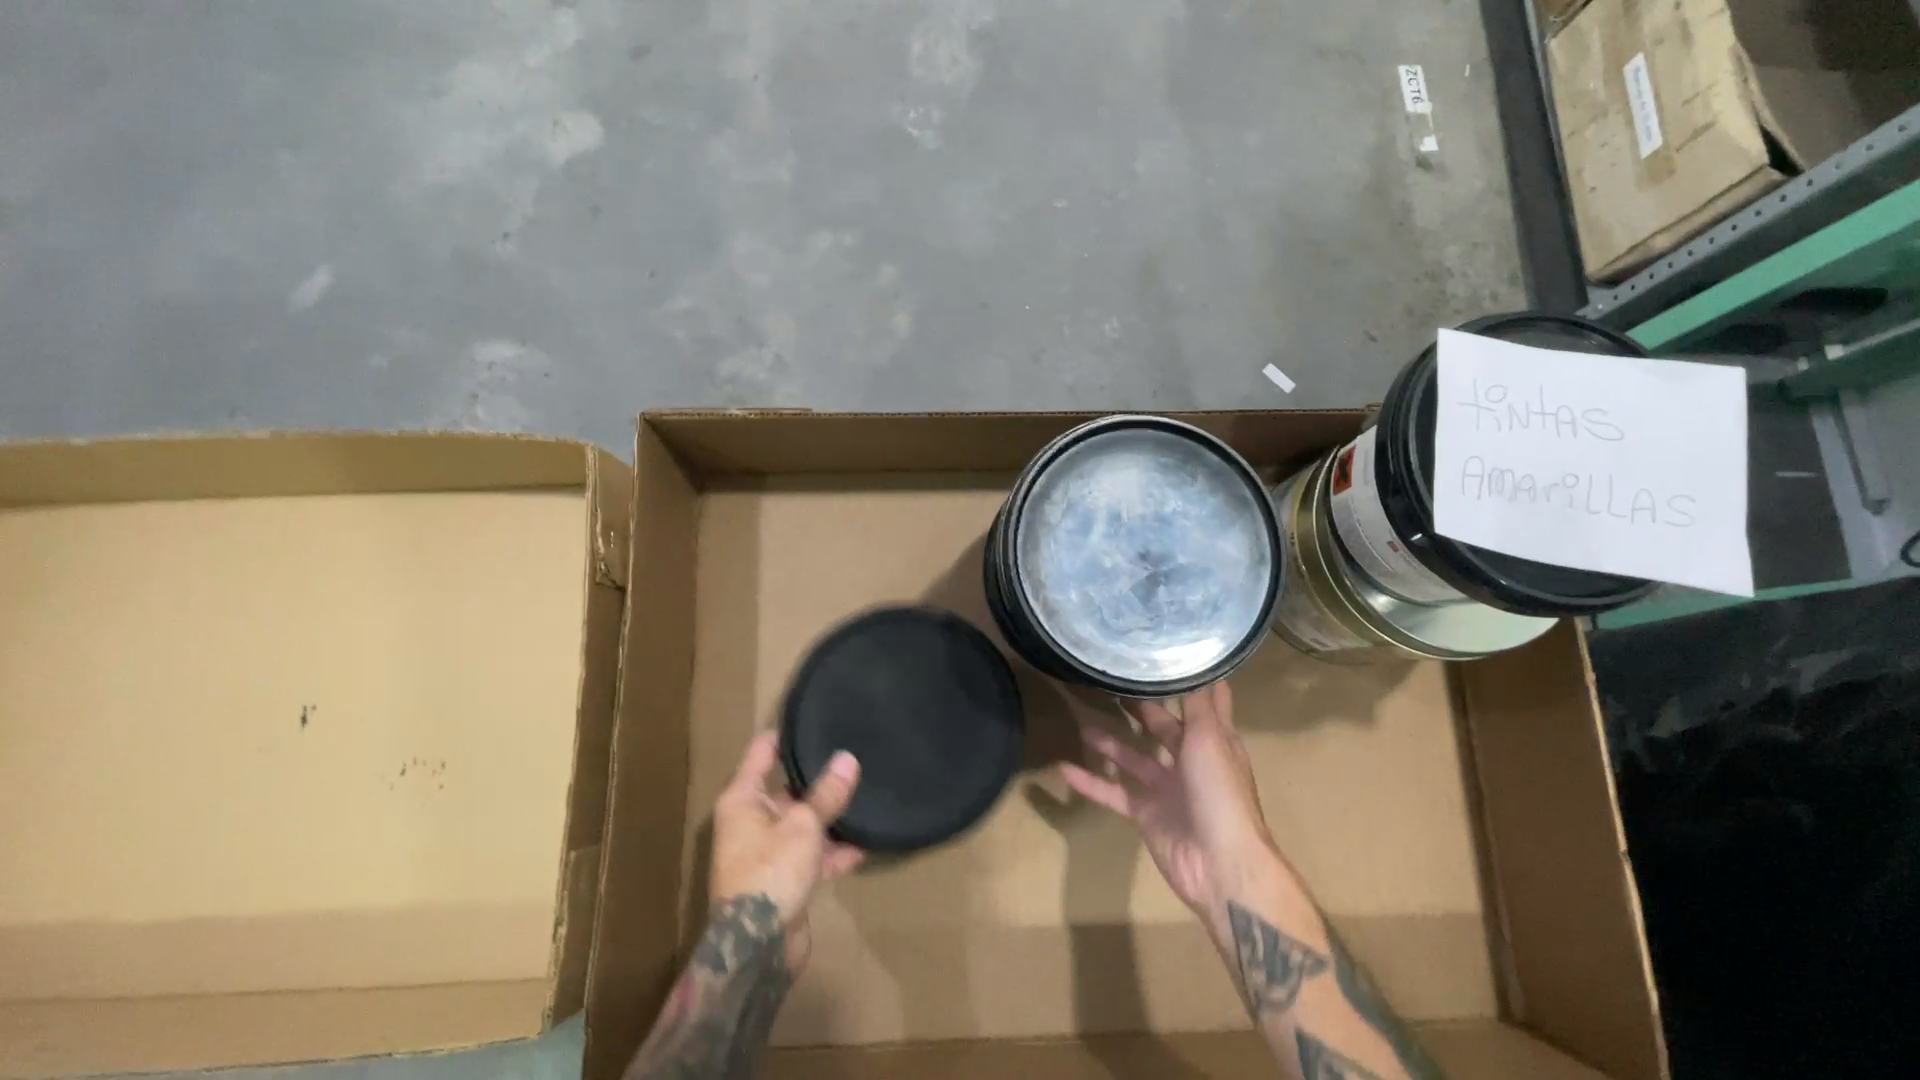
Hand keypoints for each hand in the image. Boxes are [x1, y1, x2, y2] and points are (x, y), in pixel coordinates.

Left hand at [709, 733, 865, 971]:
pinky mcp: (786, 879)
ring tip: (868, 793)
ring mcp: (769, 852)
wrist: (758, 946)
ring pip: (804, 823)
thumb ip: (827, 794)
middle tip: (853, 753)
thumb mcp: (803, 826)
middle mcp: (752, 821)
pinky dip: (836, 850)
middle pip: (788, 789)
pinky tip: (868, 841)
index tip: (813, 716)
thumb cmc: (771, 872)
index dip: (784, 735)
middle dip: (818, 777)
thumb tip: (848, 758)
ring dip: (832, 816)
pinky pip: (814, 854)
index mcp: (743, 800)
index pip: (761, 753)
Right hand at [1059, 680, 1284, 938]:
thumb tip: (1193, 659)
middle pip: (1164, 728)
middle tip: (1112, 683)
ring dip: (1111, 743)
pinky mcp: (1147, 814)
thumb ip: (1195, 702)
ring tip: (1083, 723)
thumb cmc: (1220, 792)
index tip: (1169, 651)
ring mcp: (1168, 789)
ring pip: (1135, 759)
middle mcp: (1192, 761)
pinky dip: (1092, 782)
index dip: (1191, 679)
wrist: (1221, 863)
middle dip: (1143, 707)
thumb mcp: (1209, 736)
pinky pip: (1114, 793)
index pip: (1205, 702)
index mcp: (1215, 740)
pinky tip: (1065, 768)